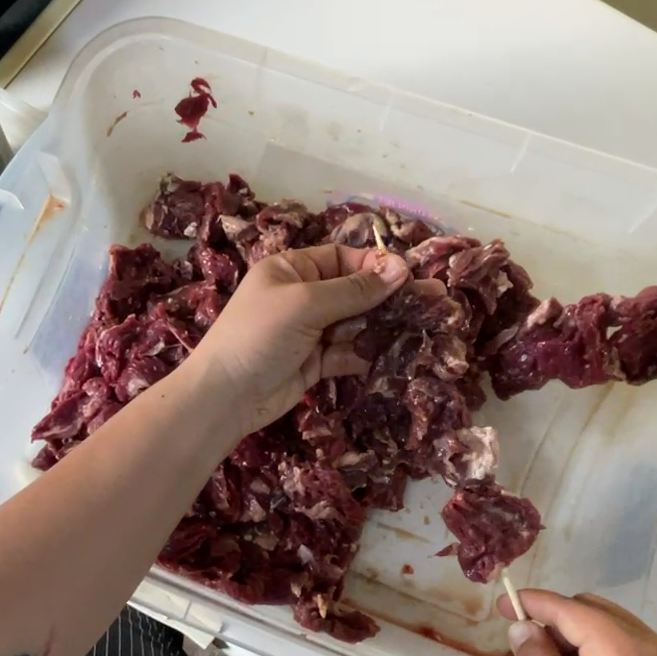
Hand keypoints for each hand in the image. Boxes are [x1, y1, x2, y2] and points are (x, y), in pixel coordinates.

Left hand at [182, 244, 408, 435]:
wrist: (226, 396)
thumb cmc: (259, 336)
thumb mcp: (306, 304)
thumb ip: (354, 290)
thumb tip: (401, 268)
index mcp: (290, 270)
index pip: (341, 259)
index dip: (374, 266)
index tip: (408, 275)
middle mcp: (300, 297)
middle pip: (353, 291)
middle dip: (387, 297)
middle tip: (431, 300)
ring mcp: (308, 332)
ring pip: (354, 323)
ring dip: (383, 326)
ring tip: (422, 326)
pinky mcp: (314, 363)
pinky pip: (347, 352)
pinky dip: (367, 352)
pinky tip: (395, 352)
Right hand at [500, 589, 656, 655]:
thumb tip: (523, 625)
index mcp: (630, 652)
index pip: (573, 610)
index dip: (534, 602)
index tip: (499, 605)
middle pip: (596, 611)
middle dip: (555, 618)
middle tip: (522, 643)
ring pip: (612, 626)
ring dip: (576, 633)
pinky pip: (628, 646)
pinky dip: (598, 649)